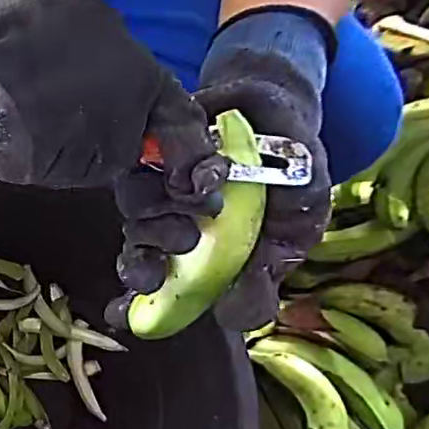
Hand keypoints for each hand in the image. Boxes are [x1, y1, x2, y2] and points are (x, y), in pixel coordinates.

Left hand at [114, 7, 332, 331]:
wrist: (275, 107)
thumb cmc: (293, 173)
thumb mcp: (298, 224)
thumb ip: (268, 269)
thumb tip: (237, 321)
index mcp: (205, 259)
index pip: (168, 294)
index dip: (145, 309)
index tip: (130, 318)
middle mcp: (174, 232)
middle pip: (142, 262)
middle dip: (142, 271)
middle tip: (153, 273)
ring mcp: (159, 198)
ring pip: (135, 223)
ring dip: (151, 226)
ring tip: (191, 212)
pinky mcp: (149, 160)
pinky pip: (136, 177)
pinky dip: (155, 182)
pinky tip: (183, 177)